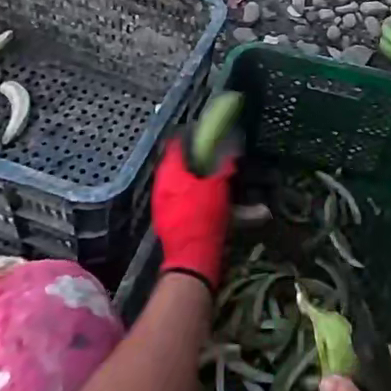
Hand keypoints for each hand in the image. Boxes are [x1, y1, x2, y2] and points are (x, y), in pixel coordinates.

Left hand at [152, 136, 231, 287]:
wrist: (191, 257)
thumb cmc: (205, 217)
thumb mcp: (219, 188)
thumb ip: (224, 167)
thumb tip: (231, 152)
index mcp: (170, 172)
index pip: (175, 144)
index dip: (188, 136)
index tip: (202, 134)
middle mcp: (160, 184)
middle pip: (173, 162)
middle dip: (189, 158)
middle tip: (206, 155)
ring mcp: (158, 202)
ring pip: (172, 180)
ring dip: (187, 176)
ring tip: (205, 176)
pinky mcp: (162, 217)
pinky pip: (173, 196)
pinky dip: (185, 192)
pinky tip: (199, 197)